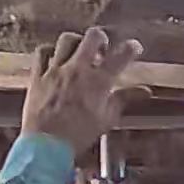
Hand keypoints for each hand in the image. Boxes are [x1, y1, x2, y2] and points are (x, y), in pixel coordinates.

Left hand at [21, 28, 144, 153]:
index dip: (131, 47)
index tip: (133, 47)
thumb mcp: (107, 119)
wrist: (46, 146)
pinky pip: (41, 52)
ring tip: (78, 52)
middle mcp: (77, 71)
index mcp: (98, 82)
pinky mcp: (38, 75)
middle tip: (102, 47)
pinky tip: (54, 57)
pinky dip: (49, 51)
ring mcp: (55, 70)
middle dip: (101, 37)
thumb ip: (124, 100)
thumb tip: (145, 91)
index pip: (121, 56)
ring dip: (76, 42)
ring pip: (66, 39)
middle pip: (93, 37)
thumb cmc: (78, 135)